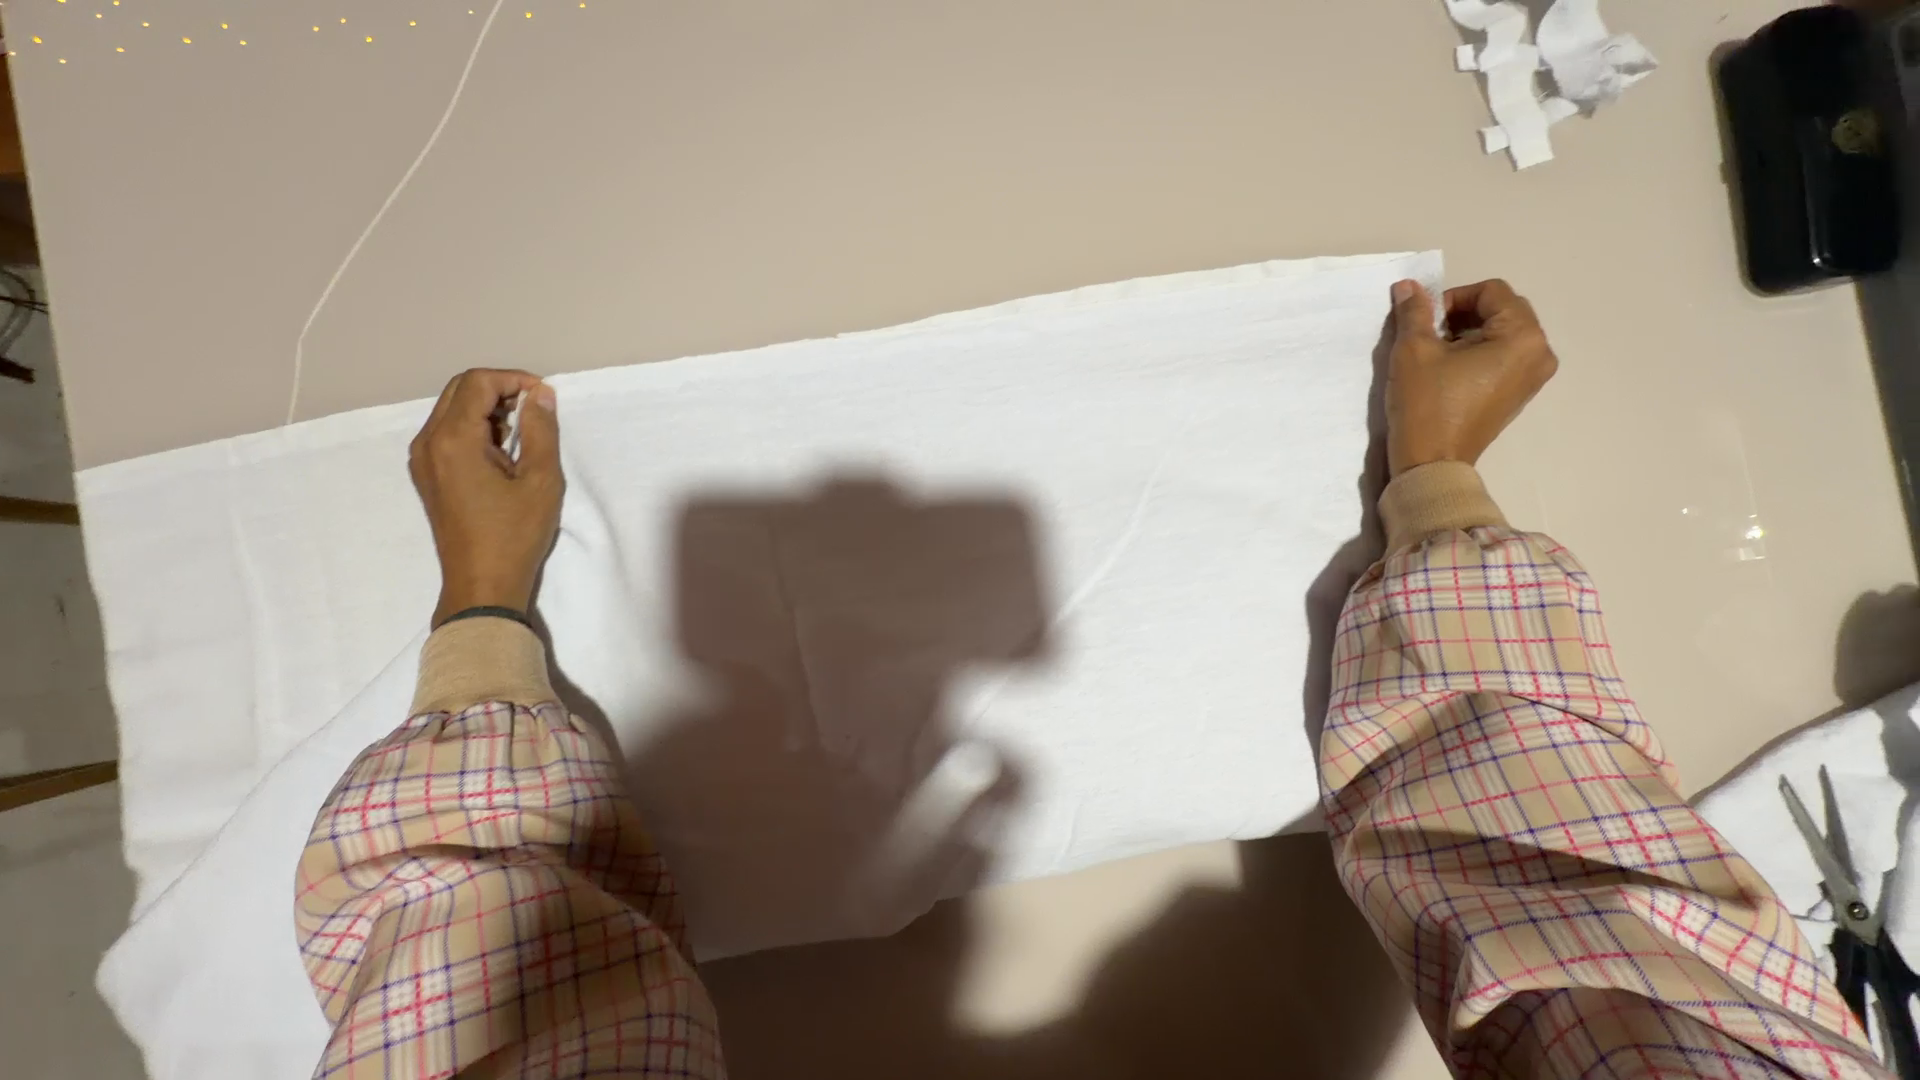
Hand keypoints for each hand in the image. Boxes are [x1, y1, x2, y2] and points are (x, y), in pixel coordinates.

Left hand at [408, 369, 562, 626]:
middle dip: (501, 390)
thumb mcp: (541, 480)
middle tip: (537, 410)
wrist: (482, 582)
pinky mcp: (428, 475)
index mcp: (453, 439)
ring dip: (489, 410)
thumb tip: (540, 394)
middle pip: (460, 391)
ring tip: (524, 434)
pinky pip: (448, 434)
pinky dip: (477, 429)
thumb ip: (541, 430)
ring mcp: (423, 460)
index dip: (513, 380)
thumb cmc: (515, 533)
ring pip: (453, 411)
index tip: (545, 397)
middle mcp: (428, 442)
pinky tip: (503, 452)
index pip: (477, 383)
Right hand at [1385, 278, 1557, 476]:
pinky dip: (1477, 354)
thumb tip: (1408, 286)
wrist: (1430, 464)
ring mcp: (1533, 377)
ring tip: (1436, 355)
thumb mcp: (1413, 351)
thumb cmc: (1425, 405)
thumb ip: (1414, 312)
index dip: (1453, 298)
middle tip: (1429, 335)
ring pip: (1502, 335)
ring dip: (1468, 334)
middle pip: (1502, 311)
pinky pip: (1503, 358)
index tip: (1425, 321)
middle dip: (1463, 315)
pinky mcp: (1518, 394)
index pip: (1492, 292)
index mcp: (1523, 337)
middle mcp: (1539, 353)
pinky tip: (1448, 373)